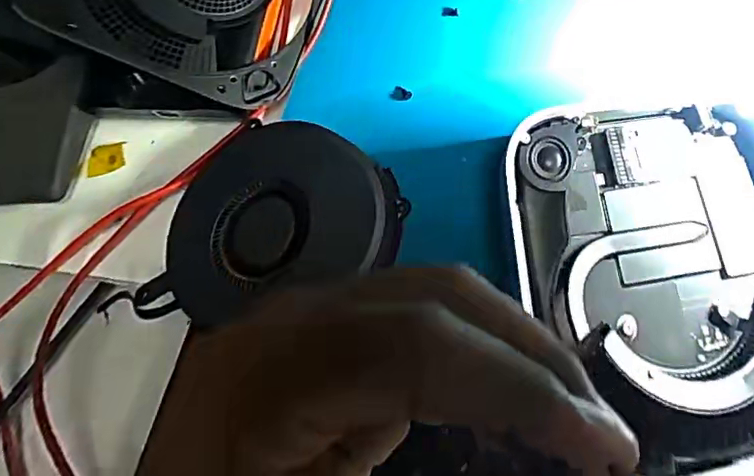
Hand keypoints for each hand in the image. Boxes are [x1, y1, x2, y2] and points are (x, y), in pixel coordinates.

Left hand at [138, 267, 639, 475]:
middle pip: (439, 295)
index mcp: (280, 362)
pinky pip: (419, 317)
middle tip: (600, 432)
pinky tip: (509, 390)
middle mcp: (304, 312)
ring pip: (436, 296)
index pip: (419, 342)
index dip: (517, 383)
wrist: (152, 472)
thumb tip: (511, 446)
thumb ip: (410, 461)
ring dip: (511, 343)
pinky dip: (477, 349)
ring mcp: (318, 310)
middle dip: (531, 353)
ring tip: (569, 409)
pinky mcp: (333, 328)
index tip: (598, 444)